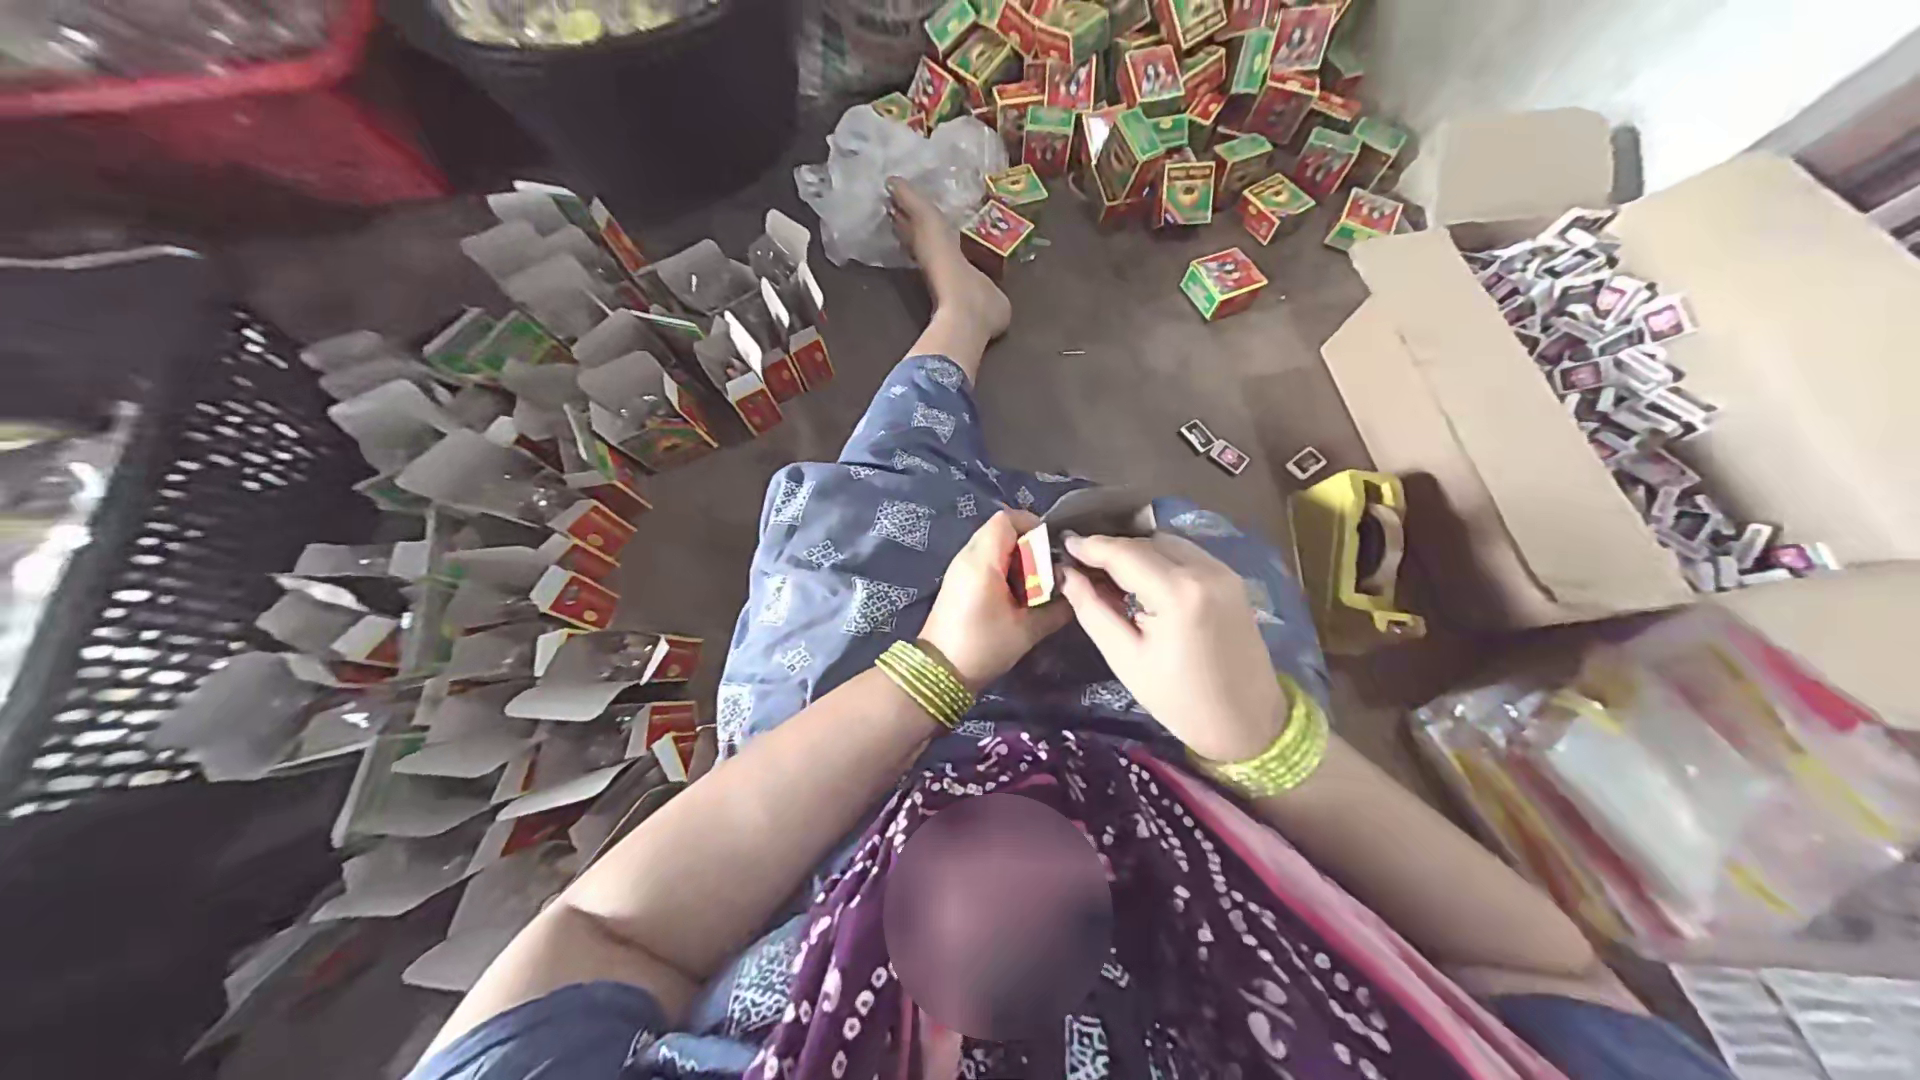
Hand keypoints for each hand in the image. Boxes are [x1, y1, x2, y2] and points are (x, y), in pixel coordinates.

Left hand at [918, 510, 1072, 690]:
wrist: (940, 671)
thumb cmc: (983, 647)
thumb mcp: (1027, 631)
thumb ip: (1057, 608)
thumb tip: (1076, 589)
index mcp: (982, 561)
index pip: (1006, 519)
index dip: (1033, 525)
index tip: (1052, 547)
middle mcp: (966, 556)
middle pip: (1000, 529)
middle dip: (1028, 543)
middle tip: (1049, 567)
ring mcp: (958, 568)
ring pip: (992, 545)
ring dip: (1016, 557)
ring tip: (1035, 582)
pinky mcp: (957, 581)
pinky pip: (983, 560)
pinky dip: (1003, 567)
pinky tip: (1016, 593)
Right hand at [1058, 533, 1285, 762]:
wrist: (1247, 723)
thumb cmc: (1179, 700)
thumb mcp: (1124, 657)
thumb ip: (1091, 609)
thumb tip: (1066, 574)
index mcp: (1177, 594)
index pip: (1124, 553)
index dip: (1089, 546)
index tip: (1063, 544)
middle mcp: (1204, 571)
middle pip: (1145, 541)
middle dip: (1111, 549)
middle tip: (1081, 565)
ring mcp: (1223, 572)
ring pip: (1166, 542)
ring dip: (1136, 551)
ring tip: (1110, 574)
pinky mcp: (1232, 579)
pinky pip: (1186, 553)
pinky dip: (1159, 557)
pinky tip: (1143, 580)